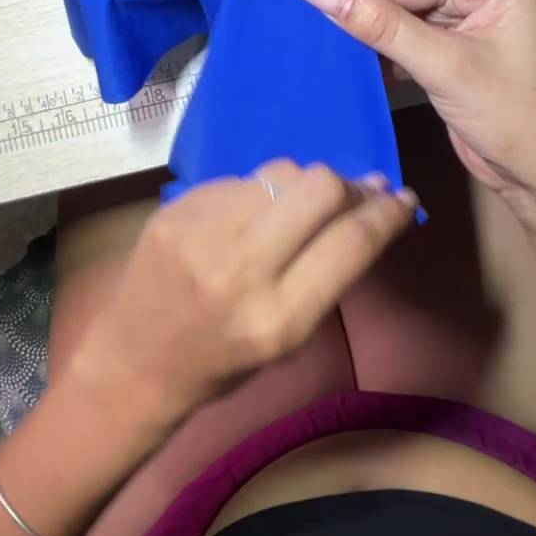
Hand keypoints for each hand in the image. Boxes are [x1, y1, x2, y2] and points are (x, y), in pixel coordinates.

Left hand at [66, 161, 415, 426]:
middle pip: (317, 186)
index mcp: (277, 318)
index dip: (387, 213)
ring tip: (296, 207)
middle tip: (350, 194)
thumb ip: (323, 275)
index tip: (403, 198)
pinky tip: (248, 215)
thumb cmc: (220, 363)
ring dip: (300, 185)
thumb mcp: (286, 340)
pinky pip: (237, 179)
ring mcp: (201, 231)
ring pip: (279, 172)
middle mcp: (241, 267)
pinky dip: (255, 192)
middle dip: (345, 185)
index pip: (350, 242)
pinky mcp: (175, 209)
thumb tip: (365, 208)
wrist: (133, 361)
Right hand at [292, 0, 535, 208]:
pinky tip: (341, 48)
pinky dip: (377, 42)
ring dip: (363, 19)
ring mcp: (468, 17)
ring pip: (400, 7)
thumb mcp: (443, 65)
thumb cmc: (516, 117)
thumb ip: (377, 24)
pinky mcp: (452, 47)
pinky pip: (404, 33)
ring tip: (309, 21)